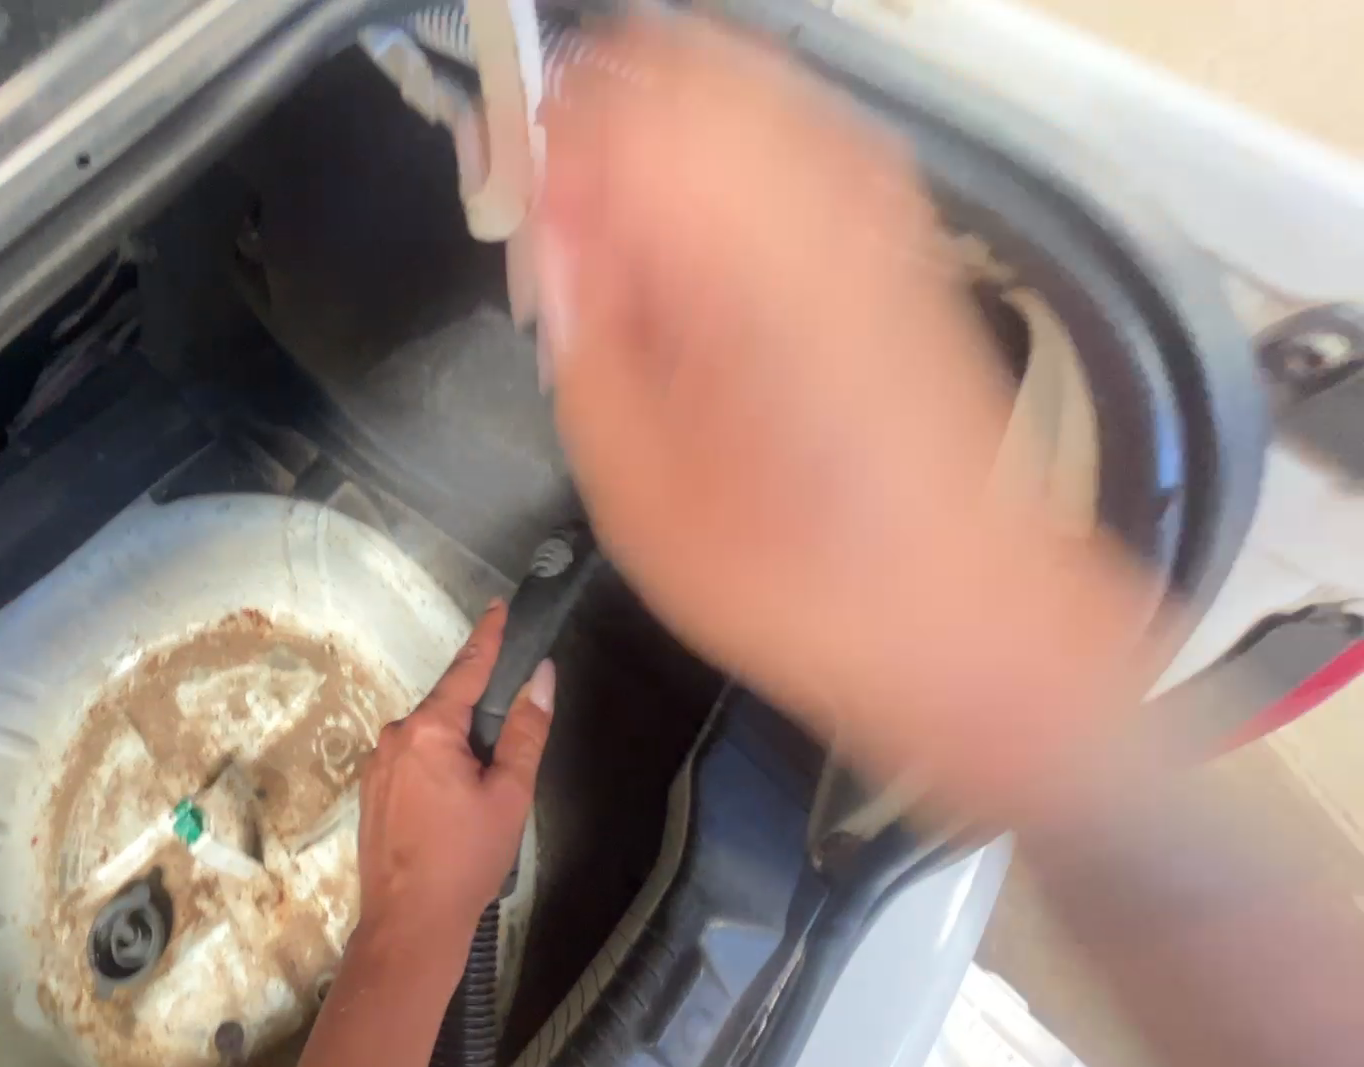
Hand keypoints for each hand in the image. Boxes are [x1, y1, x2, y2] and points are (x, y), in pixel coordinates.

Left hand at [357, 602, 555, 939]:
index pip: (466, 669)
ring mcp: (377, 761)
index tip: (498, 606)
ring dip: (455, 743)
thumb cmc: (466, 858)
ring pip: (427, 734)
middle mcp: (395, 733)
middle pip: (446, 705)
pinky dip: (434, 762)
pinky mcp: (370, 787)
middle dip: (476, 710)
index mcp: (429, 729)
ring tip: (478, 788)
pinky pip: (410, 757)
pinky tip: (448, 801)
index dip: (487, 637)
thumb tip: (542, 676)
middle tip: (506, 740)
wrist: (409, 925)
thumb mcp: (509, 794)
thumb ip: (525, 731)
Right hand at [535, 20, 1161, 825]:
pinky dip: (712, 171)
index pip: (611, 111)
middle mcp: (815, 198)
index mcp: (733, 261)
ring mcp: (868, 206)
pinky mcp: (891, 237)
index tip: (501, 197)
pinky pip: (783, 145)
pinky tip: (686, 256)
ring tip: (616, 248)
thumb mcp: (629, 473)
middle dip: (595, 129)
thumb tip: (554, 229)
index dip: (539, 137)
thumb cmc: (773, 573)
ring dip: (651, 148)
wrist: (951, 614)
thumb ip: (583, 328)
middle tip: (557, 224)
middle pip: (677, 66)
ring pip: (734, 87)